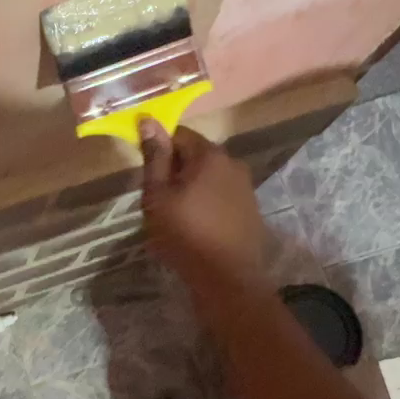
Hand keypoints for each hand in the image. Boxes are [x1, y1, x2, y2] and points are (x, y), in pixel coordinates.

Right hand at [138, 118, 271, 301]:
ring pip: (210, 176)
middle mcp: (233, 163)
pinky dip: (207, 203)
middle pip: (196, 155)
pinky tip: (198, 226)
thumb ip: (154, 157)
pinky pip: (222, 195)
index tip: (148, 174)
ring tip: (177, 215)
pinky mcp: (251, 209)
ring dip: (192, 187)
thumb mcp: (157, 196)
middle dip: (176, 169)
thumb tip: (148, 119)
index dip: (159, 148)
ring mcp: (245, 186)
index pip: (179, 133)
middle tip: (159, 199)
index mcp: (209, 154)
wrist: (226, 279)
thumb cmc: (184, 235)